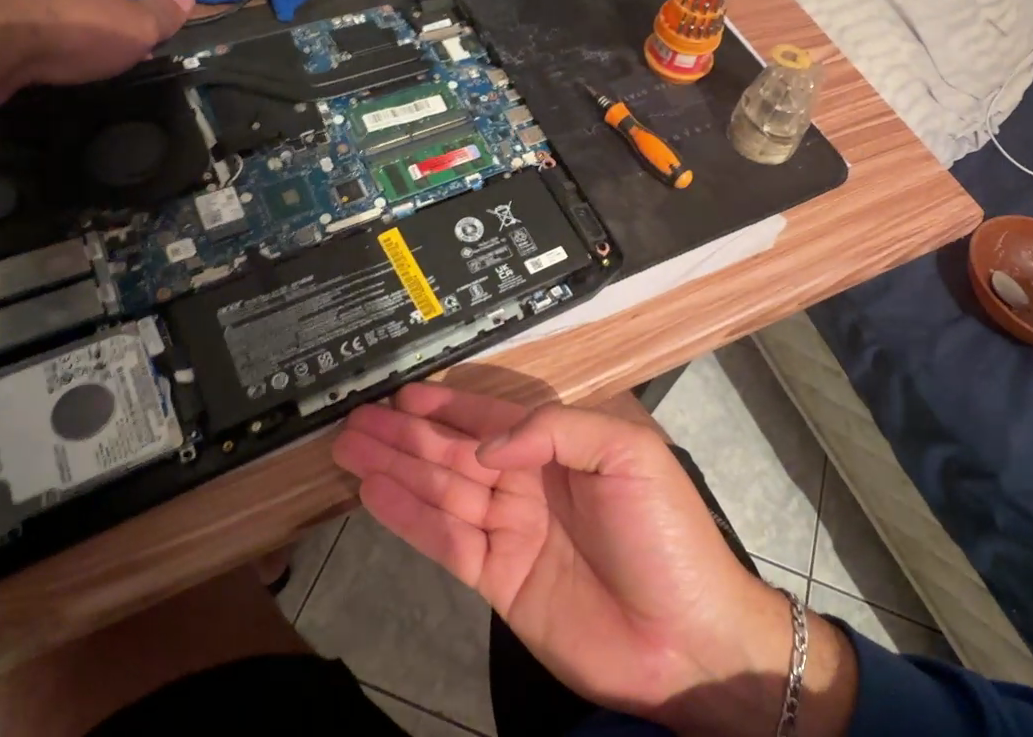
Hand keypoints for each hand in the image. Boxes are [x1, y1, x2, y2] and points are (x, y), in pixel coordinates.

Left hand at [0, 0, 194, 104]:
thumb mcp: (135, 28)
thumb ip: (160, 15)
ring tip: (59, 66)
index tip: (136, 48)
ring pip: (40, 18)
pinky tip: (24, 66)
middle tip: (98, 59)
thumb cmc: (76, 34)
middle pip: (77, 7)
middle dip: (87, 28)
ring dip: (50, 37)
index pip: (117, 0)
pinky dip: (19, 48)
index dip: (128, 23)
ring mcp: (9, 1)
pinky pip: (9, 36)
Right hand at [332, 379, 858, 735]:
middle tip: (356, 420)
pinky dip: (408, 517)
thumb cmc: (665, 535)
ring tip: (350, 448)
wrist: (683, 637)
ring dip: (396, 468)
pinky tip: (374, 493)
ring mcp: (511, 532)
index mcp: (564, 450)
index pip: (494, 419)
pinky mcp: (497, 578)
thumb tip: (488, 444)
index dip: (448, 406)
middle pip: (456, 453)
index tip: (404, 394)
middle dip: (407, 435)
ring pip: (441, 490)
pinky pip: (444, 540)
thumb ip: (557, 431)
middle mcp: (530, 485)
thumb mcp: (631, 454)